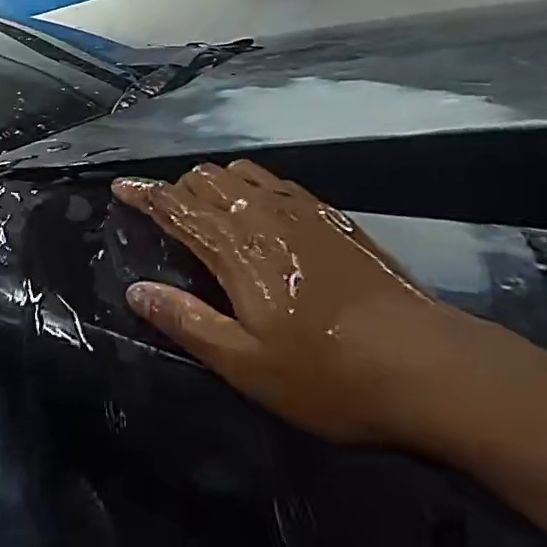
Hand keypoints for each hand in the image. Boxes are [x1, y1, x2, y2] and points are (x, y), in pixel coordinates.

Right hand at [115, 161, 485, 446]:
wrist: (425, 362)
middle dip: (177, 188)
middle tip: (166, 215)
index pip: (177, 206)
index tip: (121, 187)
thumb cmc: (327, 373)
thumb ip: (186, 321)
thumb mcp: (246, 365)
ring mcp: (303, 209)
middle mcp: (264, 214)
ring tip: (210, 211)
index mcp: (236, 247)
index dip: (145, 195)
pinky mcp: (332, 216)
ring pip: (243, 173)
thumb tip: (136, 290)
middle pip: (207, 178)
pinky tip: (262, 213)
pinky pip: (277, 181)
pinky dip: (252, 186)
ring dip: (215, 183)